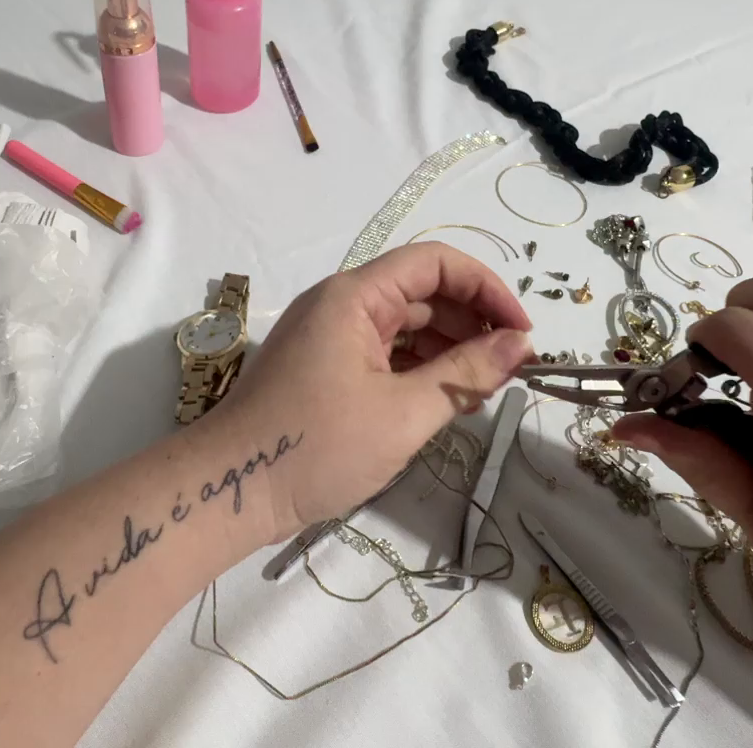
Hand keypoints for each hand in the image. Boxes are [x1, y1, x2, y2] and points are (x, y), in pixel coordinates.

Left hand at [201, 243, 532, 543]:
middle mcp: (340, 303)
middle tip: (511, 367)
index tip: (522, 331)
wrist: (230, 490)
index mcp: (354, 295)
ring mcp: (329, 335)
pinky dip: (418, 366)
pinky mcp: (324, 366)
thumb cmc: (317, 446)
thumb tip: (520, 345)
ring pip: (403, 323)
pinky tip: (445, 396)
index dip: (485, 288)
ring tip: (484, 386)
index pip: (434, 262)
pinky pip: (383, 350)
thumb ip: (466, 373)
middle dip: (471, 321)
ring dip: (448, 347)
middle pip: (420, 291)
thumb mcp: (404, 412)